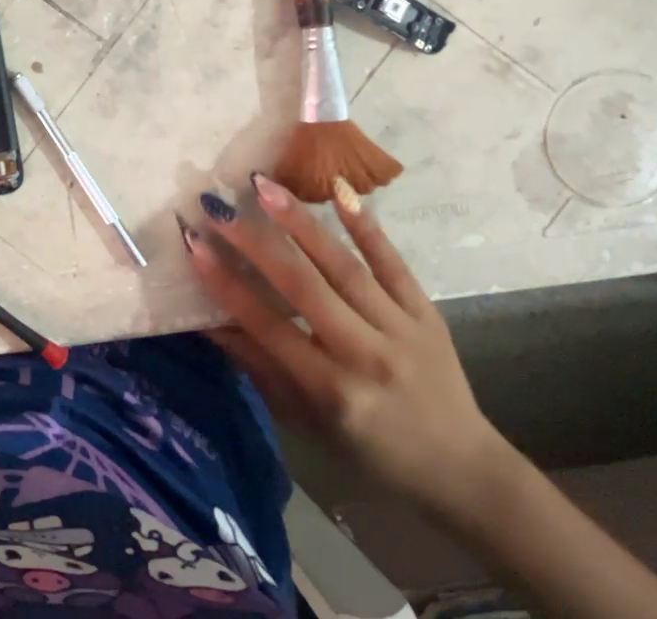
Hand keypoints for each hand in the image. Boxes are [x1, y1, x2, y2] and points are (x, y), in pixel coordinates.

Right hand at [185, 175, 514, 511]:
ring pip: (344, 267)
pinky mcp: (428, 313)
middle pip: (304, 287)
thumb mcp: (305, 419)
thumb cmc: (368, 452)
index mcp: (331, 389)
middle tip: (218, 206)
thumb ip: (259, 367)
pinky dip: (366, 227)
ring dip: (301, 222)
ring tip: (265, 186)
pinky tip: (339, 192)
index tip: (194, 244)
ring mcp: (402, 329)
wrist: (462, 469)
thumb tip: (209, 321)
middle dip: (255, 242)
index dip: (227, 284)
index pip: (268, 326)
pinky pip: (393, 264)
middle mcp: (367, 354)